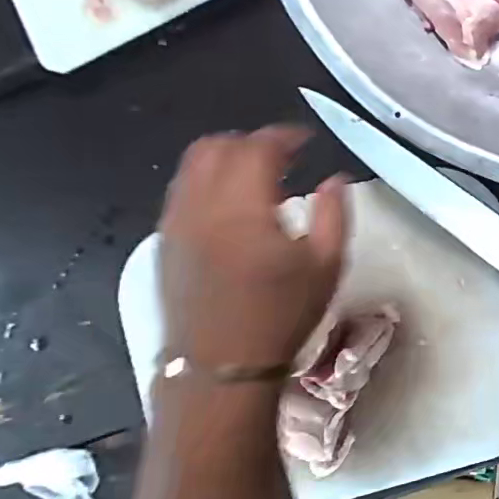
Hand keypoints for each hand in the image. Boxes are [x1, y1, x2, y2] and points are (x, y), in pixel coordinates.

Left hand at [159, 127, 346, 368]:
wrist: (223, 363)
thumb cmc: (284, 314)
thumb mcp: (327, 266)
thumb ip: (334, 214)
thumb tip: (335, 180)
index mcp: (245, 209)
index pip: (257, 149)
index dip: (283, 136)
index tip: (305, 139)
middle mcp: (201, 205)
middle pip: (216, 147)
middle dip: (251, 141)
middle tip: (282, 153)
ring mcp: (175, 222)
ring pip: (191, 165)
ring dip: (225, 157)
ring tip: (256, 172)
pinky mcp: (164, 241)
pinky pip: (181, 191)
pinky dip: (206, 181)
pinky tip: (231, 202)